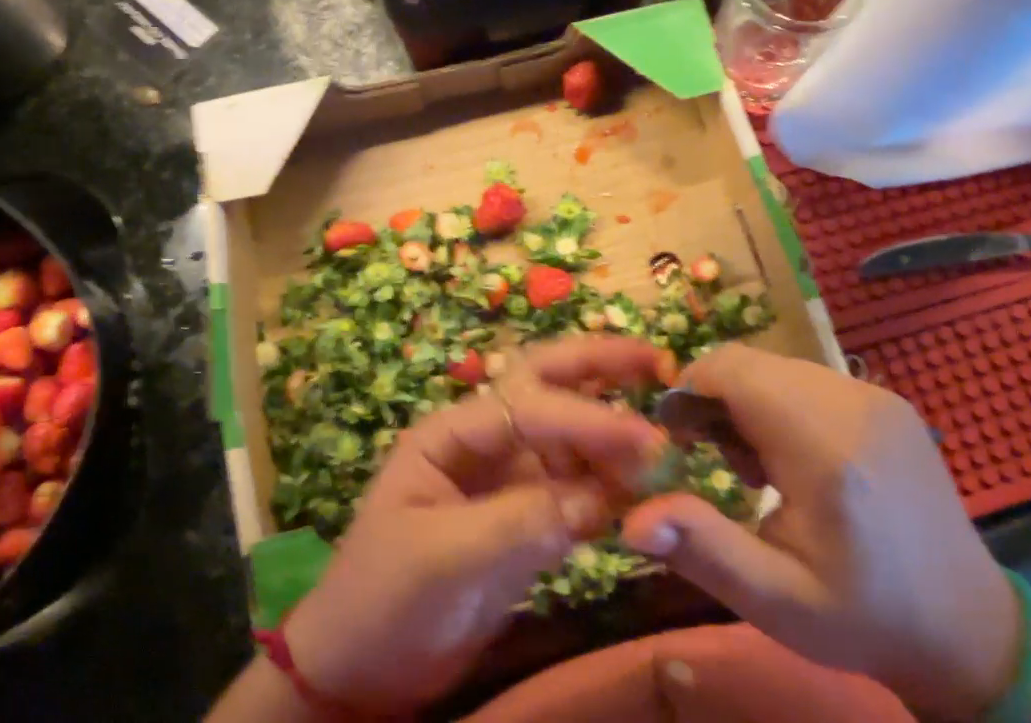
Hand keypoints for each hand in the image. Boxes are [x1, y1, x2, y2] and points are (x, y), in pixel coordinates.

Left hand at [286, 338, 668, 714]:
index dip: (585, 418)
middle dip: (599, 368)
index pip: (527, 407)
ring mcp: (510, 483)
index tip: (642, 438)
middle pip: (546, 387)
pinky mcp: (530, 524)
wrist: (363, 668)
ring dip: (615, 437)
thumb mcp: (443, 556)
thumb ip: (520, 521)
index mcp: (451, 434)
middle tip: (658, 361)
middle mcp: (485, 445)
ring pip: (572, 442)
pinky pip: (580, 494)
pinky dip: (613, 491)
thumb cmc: (384, 598)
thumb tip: (600, 497)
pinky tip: (646, 494)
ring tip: (667, 446)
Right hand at [620, 346, 1022, 720]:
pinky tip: (794, 461)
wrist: (966, 628)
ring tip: (756, 471)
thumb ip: (702, 548)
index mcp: (824, 446)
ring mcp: (878, 397)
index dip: (687, 391)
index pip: (731, 368)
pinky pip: (811, 380)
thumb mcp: (774, 598)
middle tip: (716, 466)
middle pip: (751, 364)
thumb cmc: (862, 617)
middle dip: (715, 402)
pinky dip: (783, 405)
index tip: (676, 444)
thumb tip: (630, 520)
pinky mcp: (890, 404)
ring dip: (748, 403)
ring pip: (779, 368)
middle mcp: (854, 404)